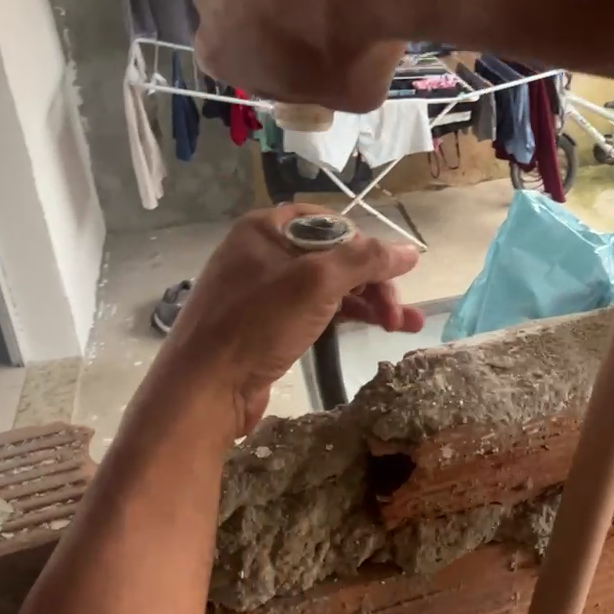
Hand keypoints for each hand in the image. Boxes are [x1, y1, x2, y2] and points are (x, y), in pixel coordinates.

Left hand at [155, 205, 423, 436]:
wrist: (202, 391)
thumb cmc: (256, 324)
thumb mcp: (316, 282)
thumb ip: (367, 260)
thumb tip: (411, 251)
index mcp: (265, 228)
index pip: (331, 222)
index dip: (365, 244)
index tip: (392, 272)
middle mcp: (264, 253)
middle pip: (335, 256)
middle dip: (375, 281)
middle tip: (399, 311)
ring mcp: (265, 291)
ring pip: (331, 286)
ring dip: (371, 302)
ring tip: (406, 324)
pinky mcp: (268, 325)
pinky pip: (318, 310)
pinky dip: (350, 317)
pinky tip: (382, 328)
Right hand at [191, 0, 404, 111]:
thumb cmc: (355, 42)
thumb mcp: (354, 93)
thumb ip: (331, 87)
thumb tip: (339, 79)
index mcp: (221, 54)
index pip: (237, 61)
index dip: (272, 59)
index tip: (309, 53)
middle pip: (237, 5)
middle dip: (272, 6)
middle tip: (323, 5)